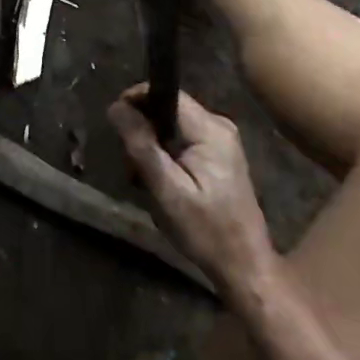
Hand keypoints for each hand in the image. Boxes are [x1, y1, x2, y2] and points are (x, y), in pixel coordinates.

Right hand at [108, 86, 272, 284]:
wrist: (243, 266)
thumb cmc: (204, 230)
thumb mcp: (165, 189)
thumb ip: (141, 144)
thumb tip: (116, 106)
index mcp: (210, 130)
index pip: (167, 93)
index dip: (137, 101)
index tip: (116, 124)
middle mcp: (219, 127)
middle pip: (167, 110)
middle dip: (142, 132)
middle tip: (132, 168)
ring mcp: (221, 142)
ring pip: (171, 127)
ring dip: (151, 148)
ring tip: (144, 182)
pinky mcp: (218, 157)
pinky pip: (181, 142)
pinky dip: (164, 158)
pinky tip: (160, 185)